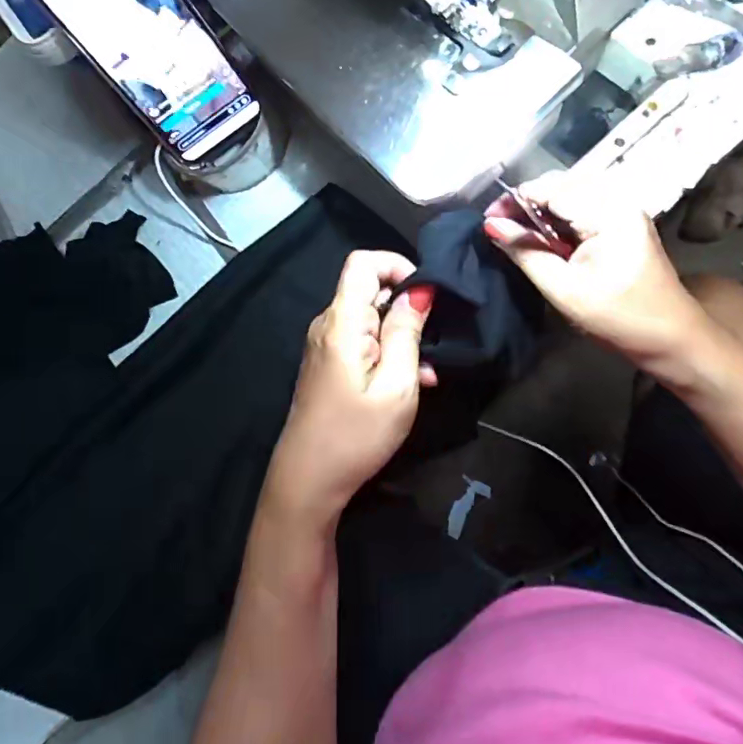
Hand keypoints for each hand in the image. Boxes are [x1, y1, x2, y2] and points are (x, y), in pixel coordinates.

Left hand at [268, 251, 436, 522]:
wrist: (308, 481)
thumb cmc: (355, 435)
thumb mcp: (396, 386)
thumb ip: (407, 333)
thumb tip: (420, 290)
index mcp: (341, 322)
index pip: (362, 263)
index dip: (397, 265)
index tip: (427, 293)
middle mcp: (328, 325)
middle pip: (369, 290)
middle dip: (406, 308)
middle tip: (435, 340)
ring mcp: (325, 345)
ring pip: (370, 319)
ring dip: (401, 337)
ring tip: (428, 372)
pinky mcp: (328, 364)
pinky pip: (362, 342)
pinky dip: (387, 353)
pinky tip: (411, 383)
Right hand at [483, 172, 713, 381]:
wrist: (672, 338)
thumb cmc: (619, 318)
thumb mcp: (564, 289)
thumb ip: (525, 252)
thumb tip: (491, 225)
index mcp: (609, 213)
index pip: (551, 189)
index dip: (515, 200)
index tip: (488, 220)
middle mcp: (619, 200)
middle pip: (560, 184)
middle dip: (527, 201)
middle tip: (499, 226)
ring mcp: (624, 208)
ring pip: (569, 191)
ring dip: (541, 207)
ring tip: (518, 231)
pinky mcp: (623, 220)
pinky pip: (582, 204)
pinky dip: (558, 215)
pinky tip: (545, 235)